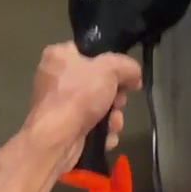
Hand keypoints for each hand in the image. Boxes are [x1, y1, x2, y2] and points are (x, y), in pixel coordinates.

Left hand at [26, 43, 141, 165]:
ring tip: (114, 123)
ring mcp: (59, 106)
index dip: (111, 63)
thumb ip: (127, 66)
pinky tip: (107, 136)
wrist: (56, 139)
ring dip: (113, 116)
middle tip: (120, 102)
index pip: (90, 52)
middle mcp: (55, 79)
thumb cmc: (78, 95)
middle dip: (115, 96)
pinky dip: (102, 132)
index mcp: (59, 56)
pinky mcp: (63, 129)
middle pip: (97, 82)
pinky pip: (90, 125)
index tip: (126, 75)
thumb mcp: (110, 69)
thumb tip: (134, 76)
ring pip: (97, 106)